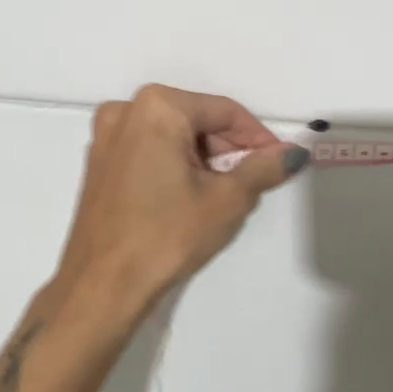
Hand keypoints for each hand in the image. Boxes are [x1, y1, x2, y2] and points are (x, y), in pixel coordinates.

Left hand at [57, 84, 307, 301]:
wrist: (103, 284)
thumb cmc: (167, 235)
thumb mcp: (227, 200)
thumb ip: (264, 168)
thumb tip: (293, 152)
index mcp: (157, 107)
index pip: (224, 112)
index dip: (258, 137)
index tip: (280, 161)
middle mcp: (125, 110)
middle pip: (196, 121)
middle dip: (228, 150)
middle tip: (253, 183)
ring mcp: (105, 138)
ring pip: (172, 138)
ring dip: (203, 161)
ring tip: (224, 196)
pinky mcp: (98, 165)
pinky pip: (149, 153)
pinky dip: (175, 167)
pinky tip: (190, 199)